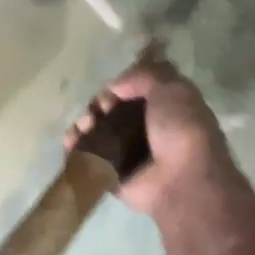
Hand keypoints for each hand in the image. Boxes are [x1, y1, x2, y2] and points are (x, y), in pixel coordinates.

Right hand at [66, 49, 234, 216]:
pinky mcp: (107, 171)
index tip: (117, 88)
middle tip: (104, 108)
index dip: (122, 83)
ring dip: (85, 121)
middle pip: (110, 108)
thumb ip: (145, 75)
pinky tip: (72, 139)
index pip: (135, 90)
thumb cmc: (182, 131)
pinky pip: (84, 154)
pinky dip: (74, 144)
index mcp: (164, 109)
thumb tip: (114, 87)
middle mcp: (145, 129)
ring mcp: (124, 151)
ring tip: (87, 125)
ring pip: (95, 129)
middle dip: (100, 103)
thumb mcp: (174, 90)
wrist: (181, 179)